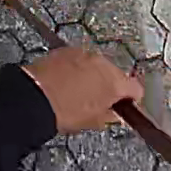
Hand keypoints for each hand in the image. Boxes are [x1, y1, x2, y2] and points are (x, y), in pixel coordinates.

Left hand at [23, 47, 141, 133]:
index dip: (131, 99)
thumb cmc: (64, 111)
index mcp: (115, 82)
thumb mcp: (93, 121)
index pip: (136, 88)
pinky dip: (78, 67)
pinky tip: (68, 79)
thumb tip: (114, 113)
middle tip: (100, 100)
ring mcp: (84, 53)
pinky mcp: (67, 49)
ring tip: (80, 90)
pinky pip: (80, 58)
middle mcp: (102, 63)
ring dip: (94, 74)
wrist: (35, 96)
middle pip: (116, 74)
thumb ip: (110, 115)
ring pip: (97, 64)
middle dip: (111, 85)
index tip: (125, 105)